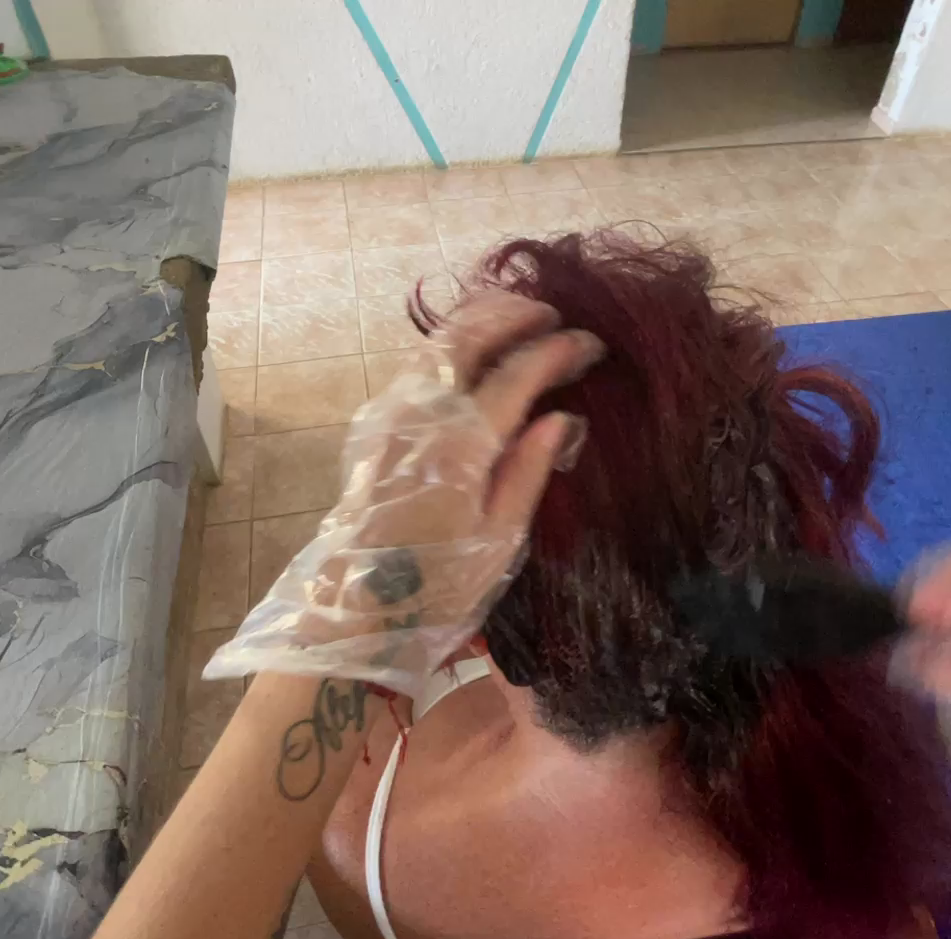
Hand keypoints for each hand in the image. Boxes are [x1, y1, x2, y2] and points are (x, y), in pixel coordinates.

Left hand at [205, 292, 599, 696]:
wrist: (359, 613)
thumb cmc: (439, 588)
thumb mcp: (500, 540)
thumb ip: (530, 470)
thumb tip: (563, 418)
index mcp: (459, 446)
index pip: (517, 375)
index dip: (558, 352)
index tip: (591, 344)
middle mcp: (419, 415)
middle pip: (467, 337)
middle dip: (513, 314)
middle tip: (552, 313)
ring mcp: (389, 416)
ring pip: (435, 344)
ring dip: (478, 321)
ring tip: (516, 317)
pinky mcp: (373, 428)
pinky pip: (416, 367)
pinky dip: (450, 346)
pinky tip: (471, 353)